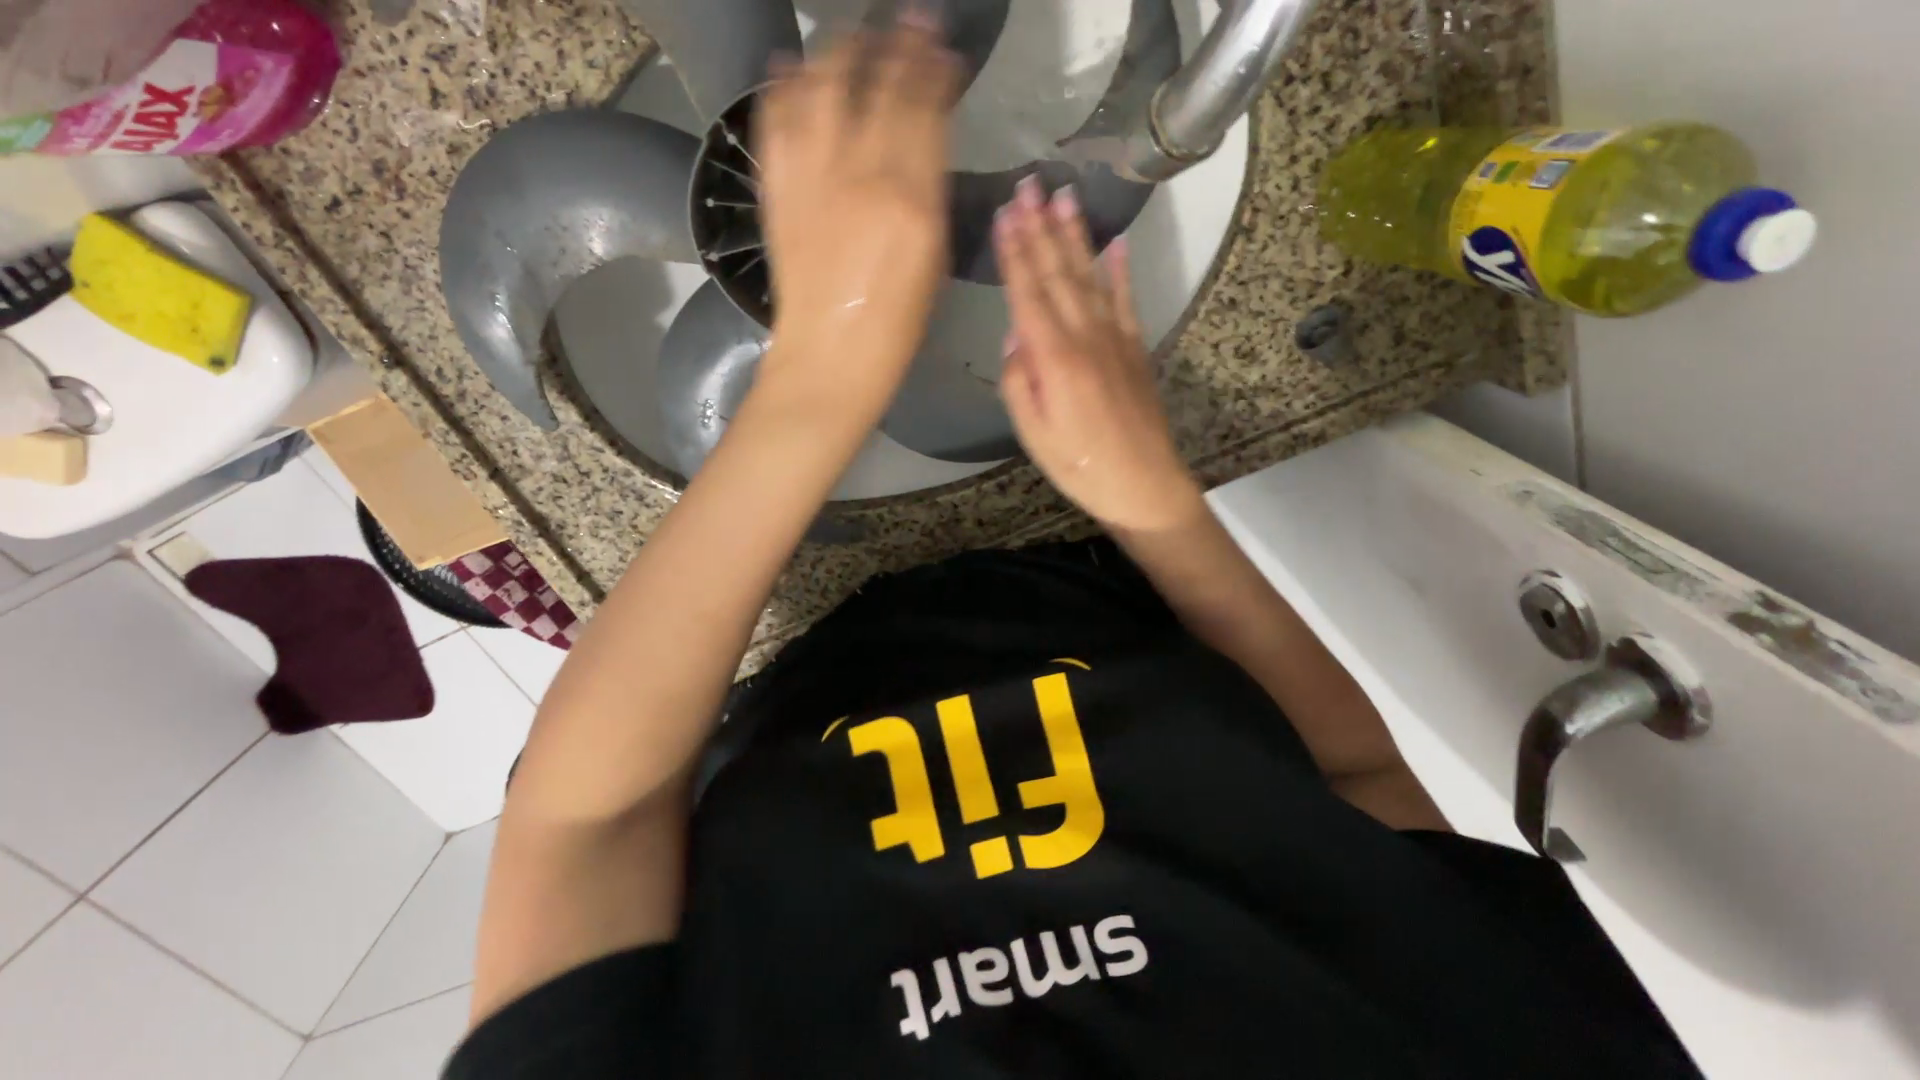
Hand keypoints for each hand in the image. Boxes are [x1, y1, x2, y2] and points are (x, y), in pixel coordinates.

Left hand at [754, 10, 962, 421]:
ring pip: (821, 84)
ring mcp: (811, 175)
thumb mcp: (934, 255)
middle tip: (906, 24)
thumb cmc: (897, 322)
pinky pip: (776, 120)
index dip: (933, 64)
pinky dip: (783, 86)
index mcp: (911, 195)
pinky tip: (791, 67)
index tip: (941, 47)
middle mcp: (860, 171)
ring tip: (852, 38)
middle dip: (895, 42)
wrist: (829, 356)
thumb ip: (929, 190)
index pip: (922, 103)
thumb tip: (925, 140)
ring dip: (840, 50)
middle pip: (876, 80)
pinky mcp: (778, 188)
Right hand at [994, 176, 1204, 531]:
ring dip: (1075, 235)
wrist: (1143, 483)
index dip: (1015, 252)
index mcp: (1053, 358)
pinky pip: (1126, 299)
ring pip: (1090, 276)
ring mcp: (1115, 338)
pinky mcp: (1135, 347)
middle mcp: (1085, 336)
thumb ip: (1019, 380)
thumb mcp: (1033, 433)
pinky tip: (1116, 242)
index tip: (1006, 213)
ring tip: (1064, 197)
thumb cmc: (1079, 466)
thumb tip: (1015, 334)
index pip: (1028, 292)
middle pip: (1058, 273)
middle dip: (1041, 227)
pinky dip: (1121, 269)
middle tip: (1030, 184)